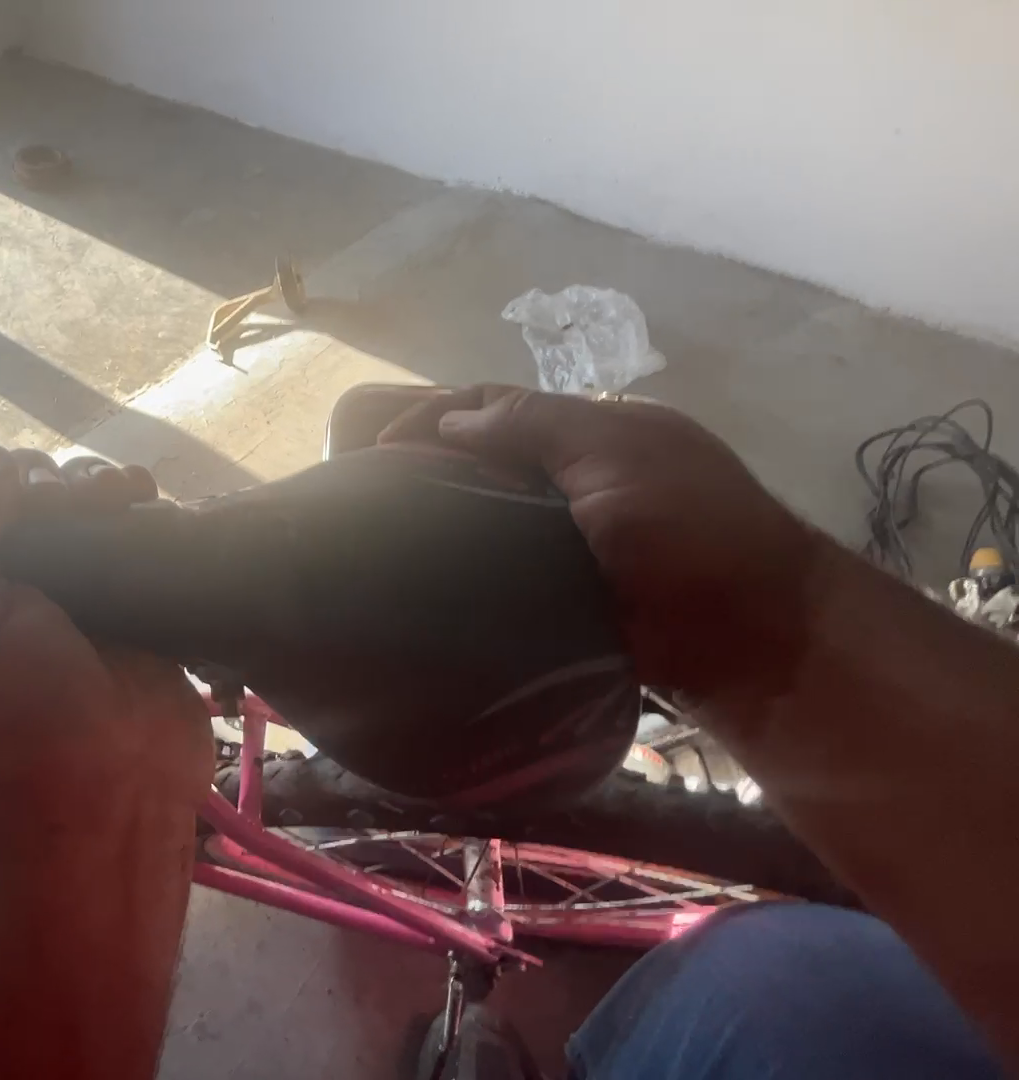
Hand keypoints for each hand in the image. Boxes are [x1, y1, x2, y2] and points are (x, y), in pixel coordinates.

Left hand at [0, 447, 212, 862]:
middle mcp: (4, 590)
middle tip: (71, 502)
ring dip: (93, 485)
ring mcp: (70, 598)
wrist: (108, 798)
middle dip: (45, 482)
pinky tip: (144, 500)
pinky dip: (132, 509)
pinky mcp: (127, 606)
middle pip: (17, 499)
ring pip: (74, 510)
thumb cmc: (14, 714)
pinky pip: (123, 537)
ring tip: (121, 494)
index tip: (11, 485)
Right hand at [382, 386, 836, 700]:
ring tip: (386, 529)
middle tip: (375, 489)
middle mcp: (574, 475)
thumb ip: (536, 426)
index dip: (437, 414)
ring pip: (485, 507)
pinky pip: (495, 558)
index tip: (382, 446)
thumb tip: (448, 420)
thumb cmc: (690, 534)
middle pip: (484, 454)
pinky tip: (425, 566)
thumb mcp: (620, 455)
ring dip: (441, 509)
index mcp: (595, 433)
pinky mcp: (554, 581)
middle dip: (429, 460)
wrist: (751, 641)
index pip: (499, 407)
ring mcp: (564, 531)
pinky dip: (460, 555)